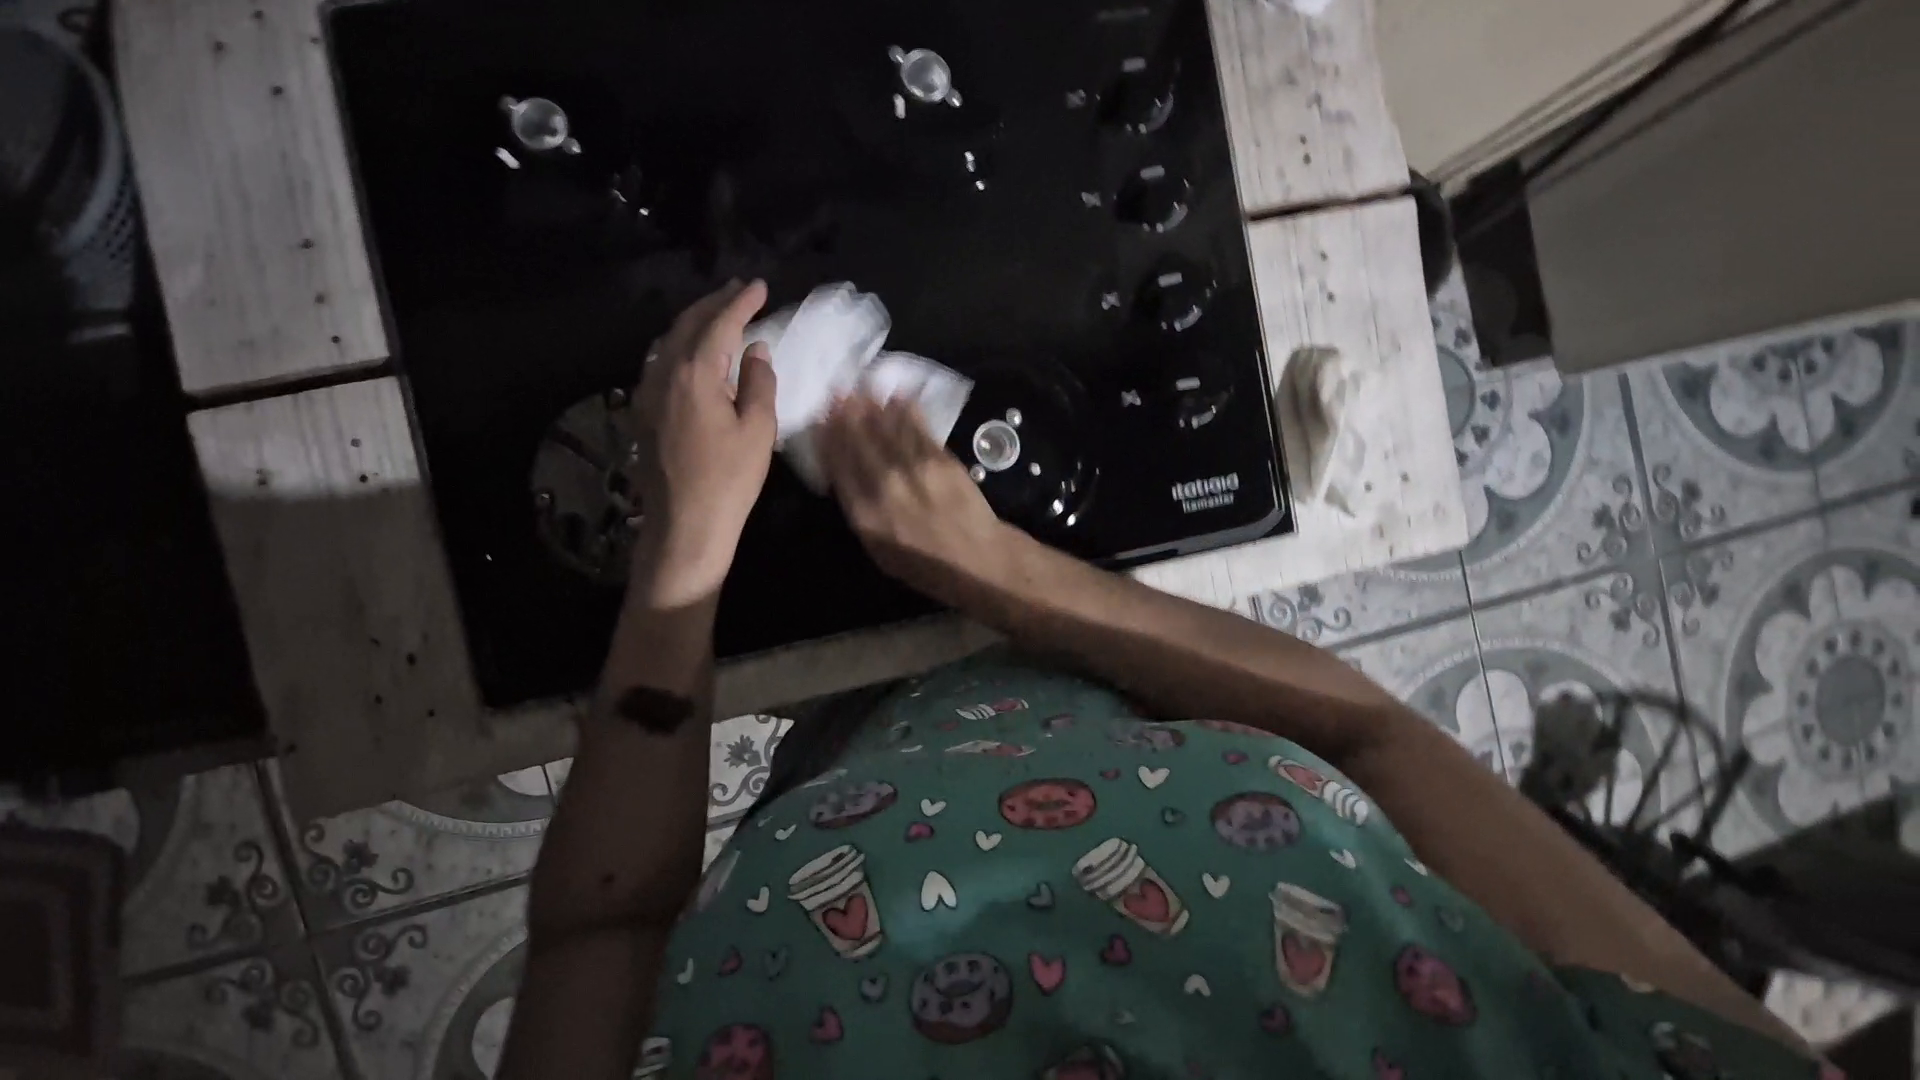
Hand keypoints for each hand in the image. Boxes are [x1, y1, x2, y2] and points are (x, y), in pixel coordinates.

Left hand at [631, 279, 775, 603]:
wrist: (685, 526)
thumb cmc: (729, 481)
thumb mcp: (758, 431)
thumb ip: (758, 383)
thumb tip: (755, 350)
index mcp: (695, 375)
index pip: (720, 325)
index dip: (742, 303)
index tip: (761, 287)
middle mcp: (664, 374)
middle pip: (688, 325)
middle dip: (715, 304)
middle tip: (740, 291)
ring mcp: (648, 393)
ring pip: (669, 342)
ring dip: (695, 322)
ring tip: (719, 312)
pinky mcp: (644, 412)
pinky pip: (660, 363)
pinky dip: (681, 345)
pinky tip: (694, 351)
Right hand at [814, 395, 1018, 601]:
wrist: (976, 558)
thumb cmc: (924, 564)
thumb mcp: (879, 550)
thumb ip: (860, 513)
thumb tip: (845, 479)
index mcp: (864, 512)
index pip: (838, 465)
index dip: (827, 439)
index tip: (821, 419)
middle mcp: (885, 485)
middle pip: (859, 441)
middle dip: (846, 414)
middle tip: (838, 392)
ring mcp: (914, 468)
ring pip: (886, 429)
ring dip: (872, 405)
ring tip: (860, 387)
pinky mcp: (941, 458)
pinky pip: (918, 428)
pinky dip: (906, 410)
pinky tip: (896, 396)